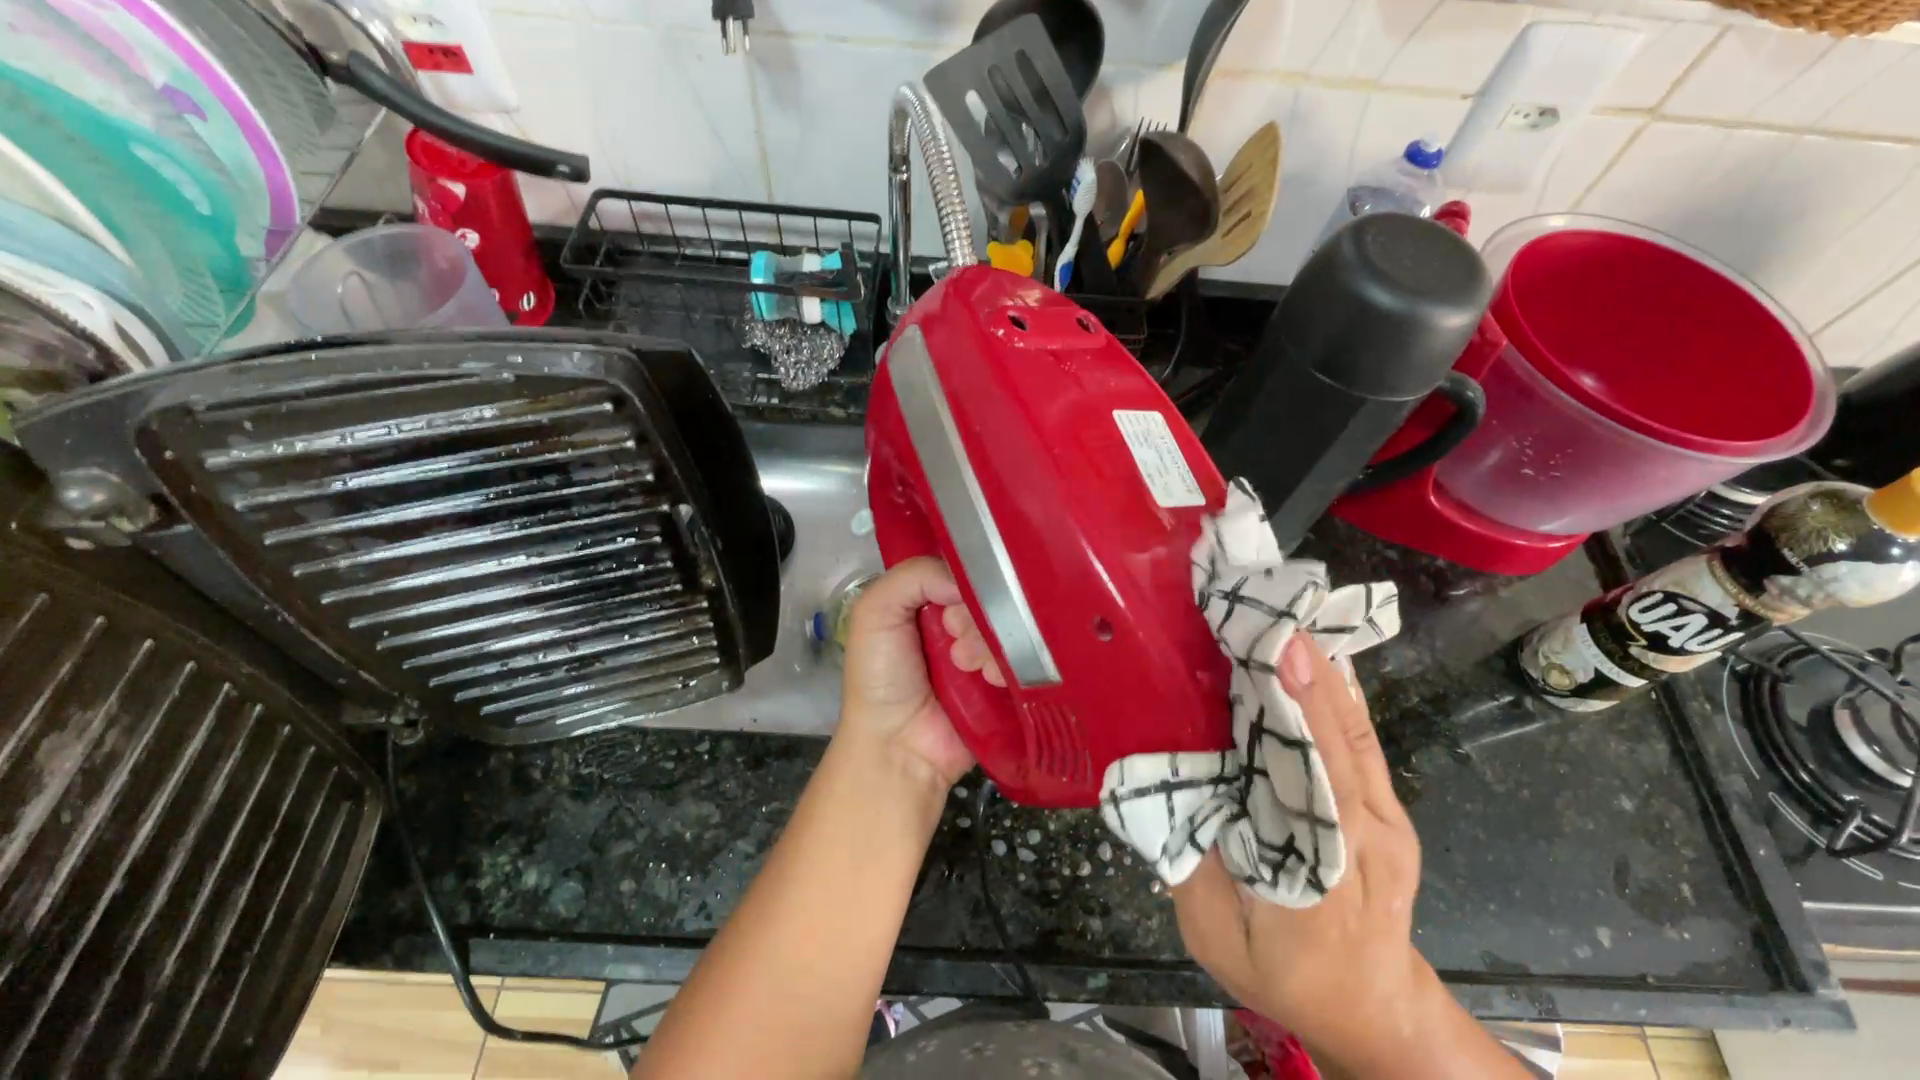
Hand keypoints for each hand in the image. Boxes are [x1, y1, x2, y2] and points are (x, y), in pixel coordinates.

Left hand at [837, 557, 990, 791]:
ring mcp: (988, 653)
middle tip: (954, 637)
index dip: (964, 577)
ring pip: (1011, 626)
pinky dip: (1011, 664)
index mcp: (931, 601)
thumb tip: (965, 579)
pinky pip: (1028, 659)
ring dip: (991, 641)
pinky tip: (989, 678)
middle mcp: (962, 623)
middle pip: (992, 596)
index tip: (951, 600)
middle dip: (976, 613)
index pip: (964, 569)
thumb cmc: (880, 678)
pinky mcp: (1009, 683)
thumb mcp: (875, 613)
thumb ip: (913, 576)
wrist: (898, 747)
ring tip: (966, 666)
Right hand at [1170, 635, 1451, 1076]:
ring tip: (1292, 621)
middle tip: (1273, 615)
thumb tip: (1174, 786)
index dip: (1303, 711)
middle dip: (1312, 673)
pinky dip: (1341, 698)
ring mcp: (1390, 822)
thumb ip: (1194, 863)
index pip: (1316, 777)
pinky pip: (1363, 746)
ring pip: (1360, 735)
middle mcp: (1369, 837)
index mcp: (1323, 873)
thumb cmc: (1285, 975)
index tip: (1282, 651)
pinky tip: (1319, 661)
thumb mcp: (1215, 936)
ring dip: (1328, 675)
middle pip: (1344, 741)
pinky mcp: (1392, 813)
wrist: (1371, 1009)